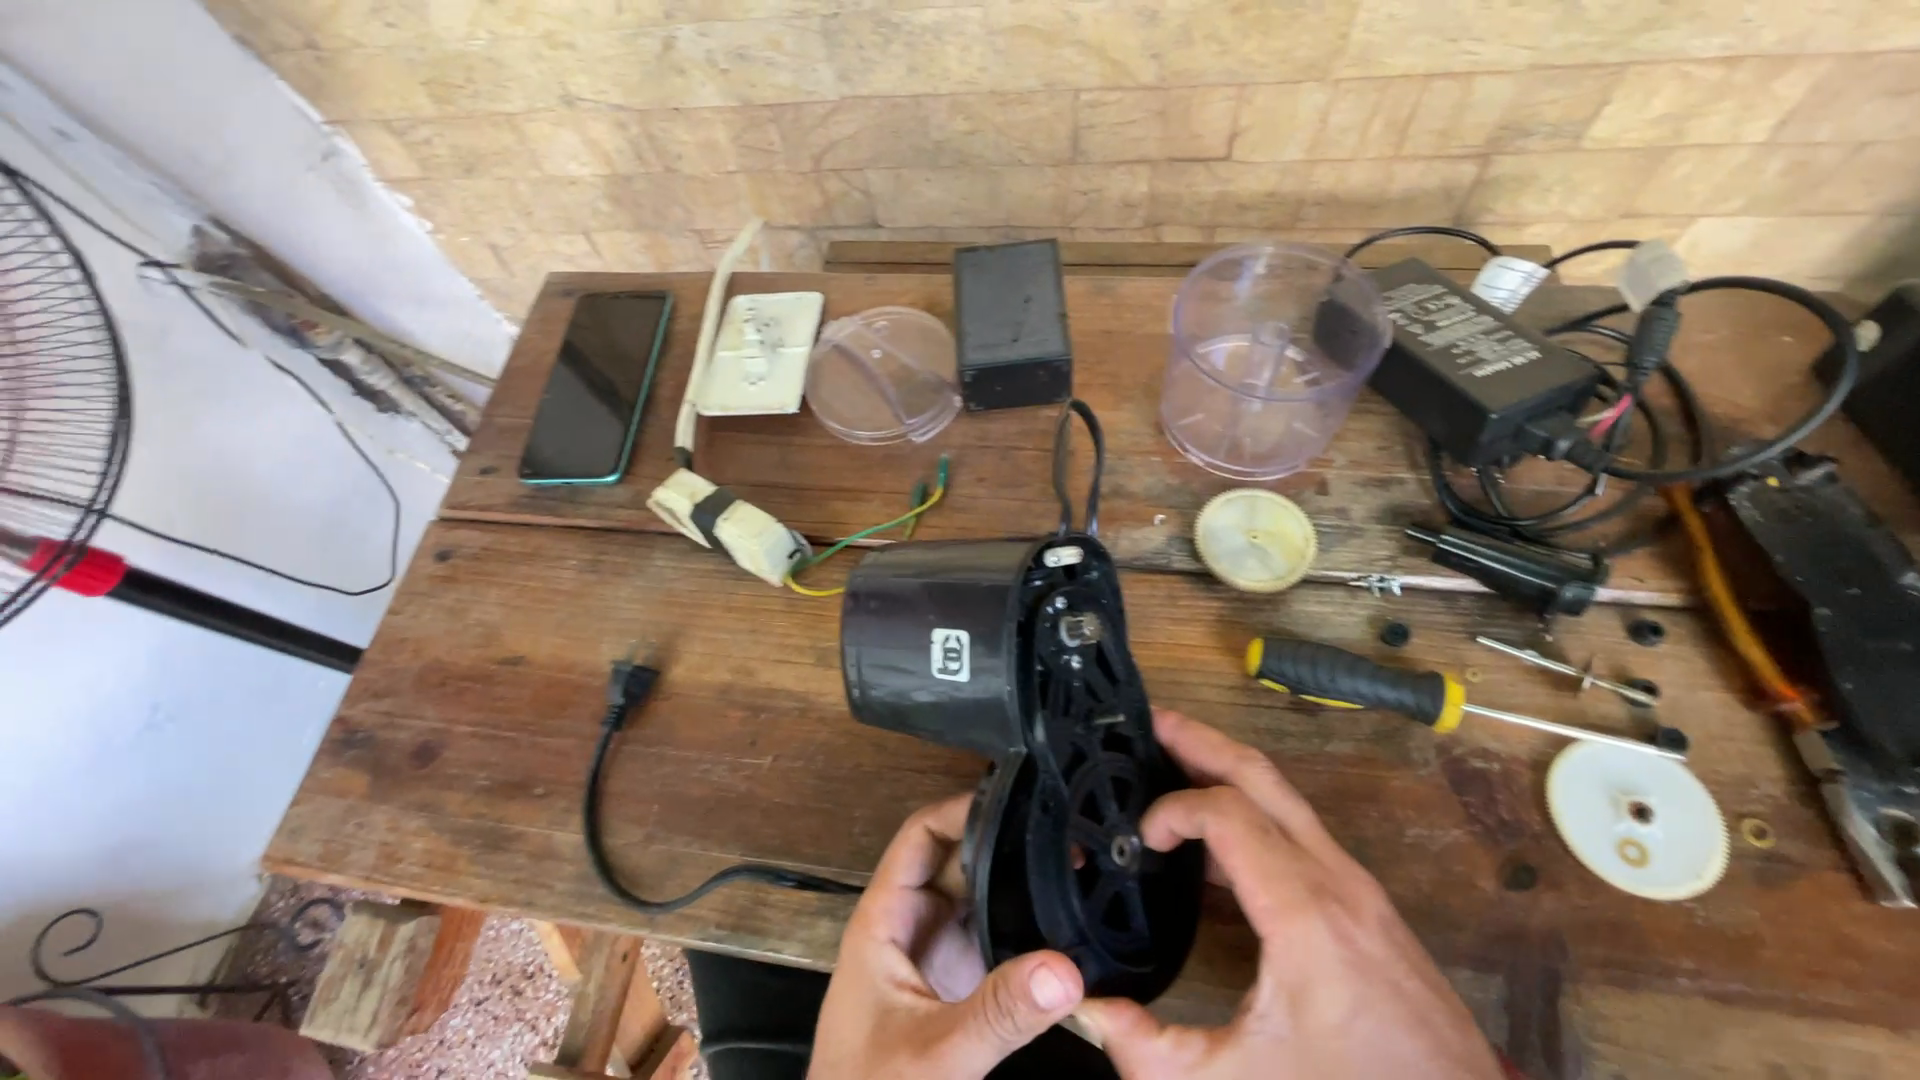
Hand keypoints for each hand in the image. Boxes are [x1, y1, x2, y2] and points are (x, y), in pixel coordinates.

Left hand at [808, 793, 1085, 1078]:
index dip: (964, 810)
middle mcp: (911, 925)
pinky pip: (994, 937)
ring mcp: (936, 955)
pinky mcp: (958, 985)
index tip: (1020, 802)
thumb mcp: (935, 1054)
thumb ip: (998, 1013)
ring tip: (1076, 865)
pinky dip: (1026, 926)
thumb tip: (1067, 969)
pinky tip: (1066, 920)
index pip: (921, 836)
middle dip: (1006, 844)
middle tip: (1067, 834)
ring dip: (1020, 883)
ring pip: (980, 898)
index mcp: (885, 918)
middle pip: (959, 862)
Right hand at [1078, 710, 1502, 1079]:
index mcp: (1304, 911)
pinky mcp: (1363, 901)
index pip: (1227, 814)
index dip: (1173, 809)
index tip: (1141, 837)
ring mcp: (1355, 885)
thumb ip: (1148, 1049)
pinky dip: (1251, 807)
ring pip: (1284, 795)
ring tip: (1174, 758)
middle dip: (1200, 739)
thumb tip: (1087, 1009)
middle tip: (1149, 720)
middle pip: (1261, 776)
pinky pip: (1298, 829)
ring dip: (1226, 767)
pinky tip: (1218, 834)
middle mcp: (1334, 879)